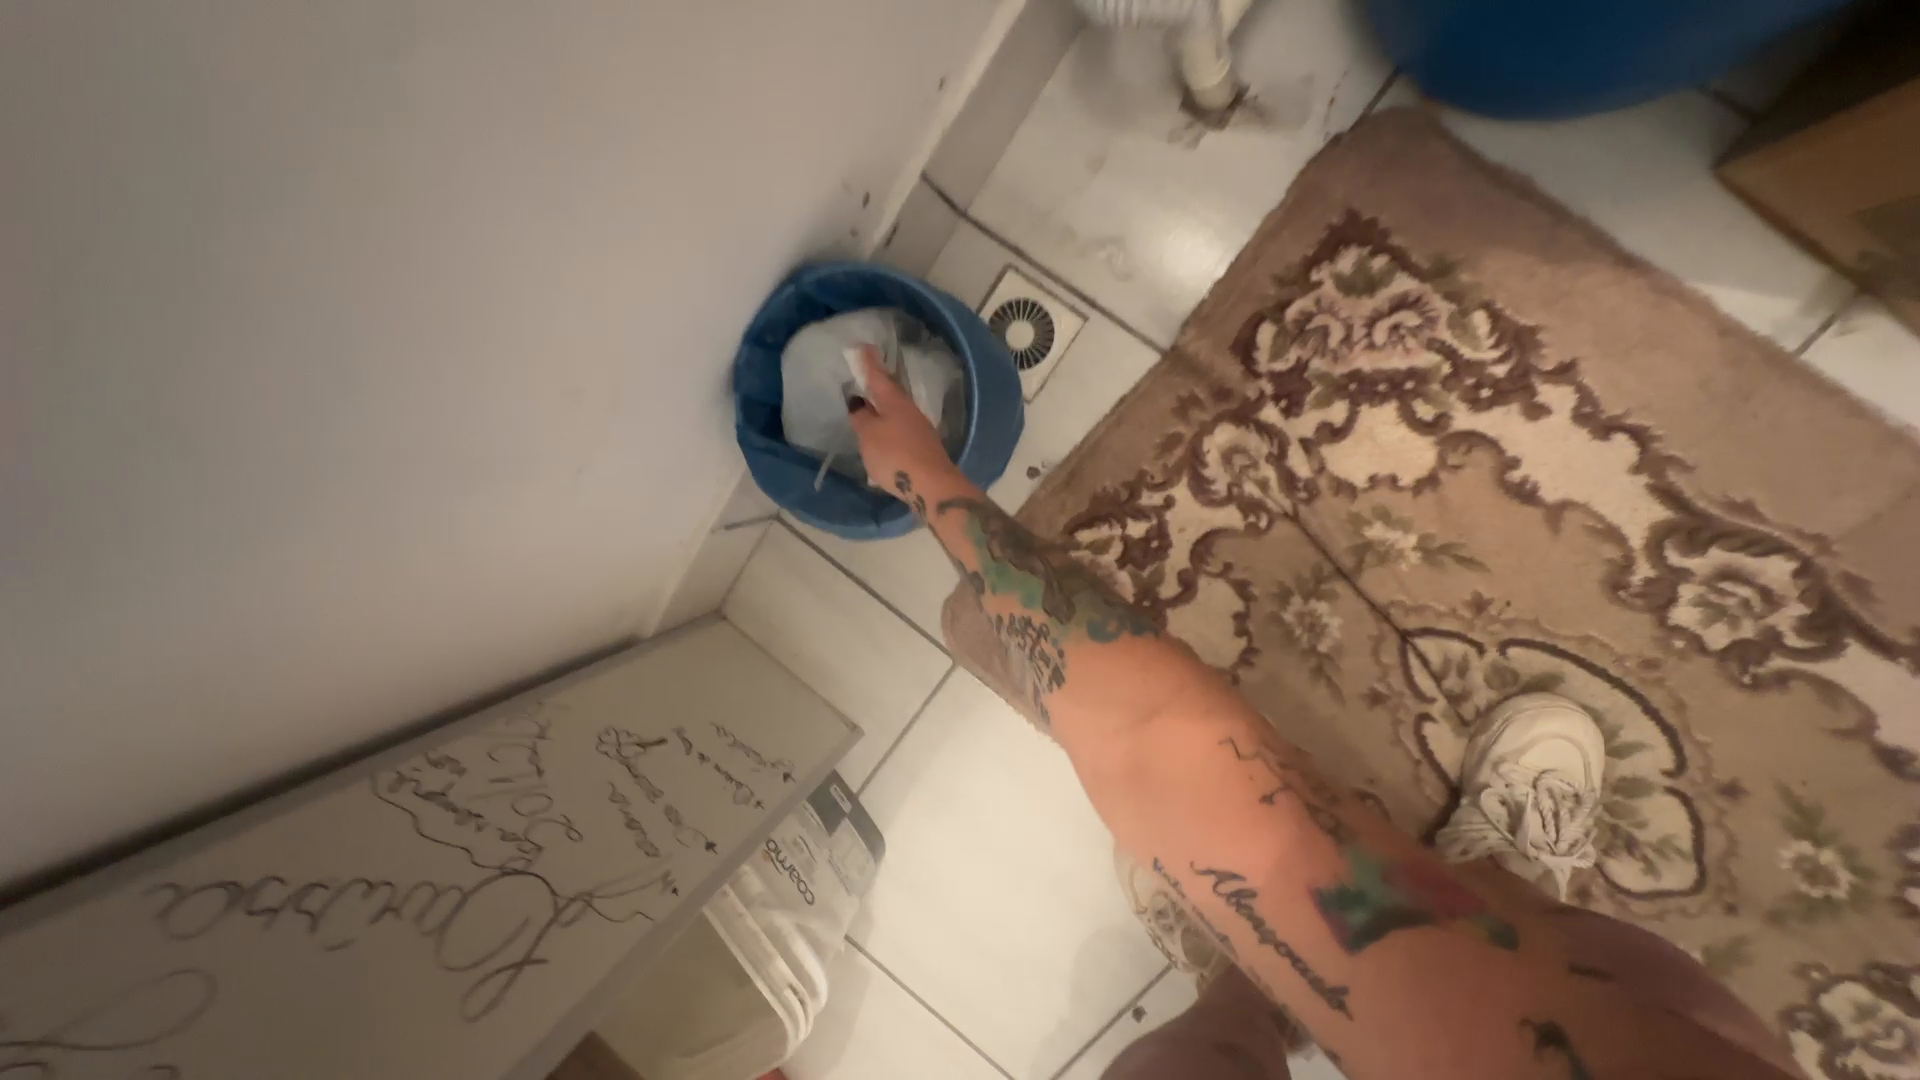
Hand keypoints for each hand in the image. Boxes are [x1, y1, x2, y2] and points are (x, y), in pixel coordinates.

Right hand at [846, 346, 959, 496]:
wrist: (933, 485)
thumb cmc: (895, 455)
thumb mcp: (869, 436)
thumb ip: (862, 417)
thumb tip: (859, 402)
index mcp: (895, 402)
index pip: (879, 377)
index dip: (869, 363)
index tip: (863, 347)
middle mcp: (911, 411)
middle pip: (891, 395)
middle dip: (878, 388)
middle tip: (866, 379)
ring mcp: (921, 430)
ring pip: (898, 414)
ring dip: (885, 412)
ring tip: (871, 413)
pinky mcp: (925, 449)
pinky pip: (903, 433)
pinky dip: (891, 431)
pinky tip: (885, 441)